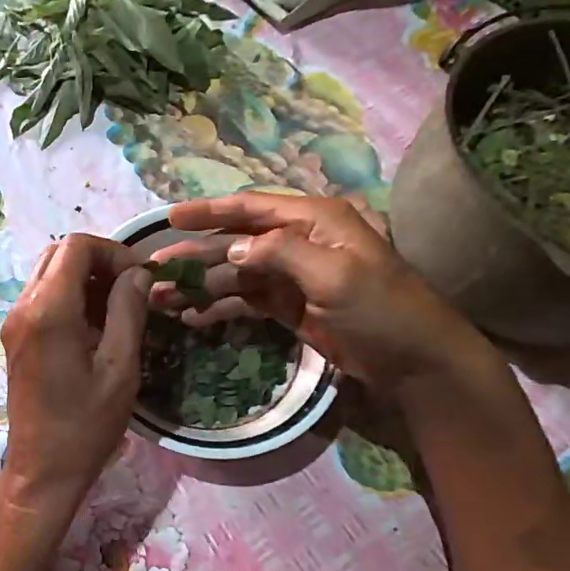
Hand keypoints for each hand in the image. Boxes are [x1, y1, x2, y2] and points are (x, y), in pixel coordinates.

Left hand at [0, 234, 152, 541]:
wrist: (43, 469)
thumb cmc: (86, 424)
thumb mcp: (119, 367)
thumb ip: (128, 311)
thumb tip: (138, 273)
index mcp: (48, 310)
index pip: (77, 246)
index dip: (113, 251)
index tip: (141, 277)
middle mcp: (22, 307)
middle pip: (59, 254)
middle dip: (98, 261)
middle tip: (131, 289)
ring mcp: (14, 322)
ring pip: (48, 273)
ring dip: (84, 278)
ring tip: (118, 308)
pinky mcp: (15, 337)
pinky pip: (41, 297)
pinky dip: (70, 296)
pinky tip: (96, 325)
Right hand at [151, 194, 490, 393]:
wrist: (414, 362)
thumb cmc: (382, 309)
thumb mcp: (335, 275)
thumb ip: (281, 253)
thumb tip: (233, 246)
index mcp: (314, 220)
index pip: (251, 208)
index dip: (209, 211)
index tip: (170, 218)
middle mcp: (298, 241)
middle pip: (235, 241)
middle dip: (195, 254)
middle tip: (155, 268)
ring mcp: (291, 276)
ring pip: (235, 273)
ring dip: (201, 285)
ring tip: (163, 298)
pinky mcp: (288, 307)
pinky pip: (245, 301)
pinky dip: (220, 308)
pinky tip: (193, 317)